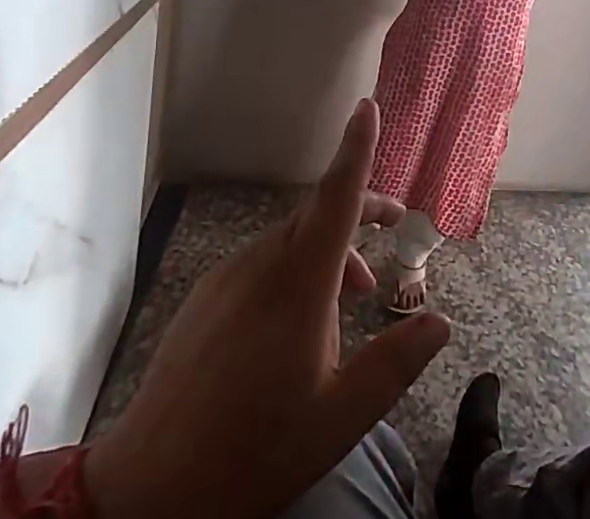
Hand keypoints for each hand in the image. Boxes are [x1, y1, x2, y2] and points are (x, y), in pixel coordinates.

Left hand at [84, 100, 451, 518]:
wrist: (150, 487)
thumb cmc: (256, 448)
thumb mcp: (342, 416)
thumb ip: (396, 362)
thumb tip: (439, 323)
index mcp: (298, 284)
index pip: (335, 199)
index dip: (355, 150)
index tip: (367, 107)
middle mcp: (260, 266)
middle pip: (317, 215)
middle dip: (359, 214)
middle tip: (392, 230)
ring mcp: (226, 279)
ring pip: (289, 241)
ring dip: (329, 253)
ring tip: (352, 302)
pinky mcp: (204, 298)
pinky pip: (260, 264)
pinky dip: (294, 271)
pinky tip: (297, 322)